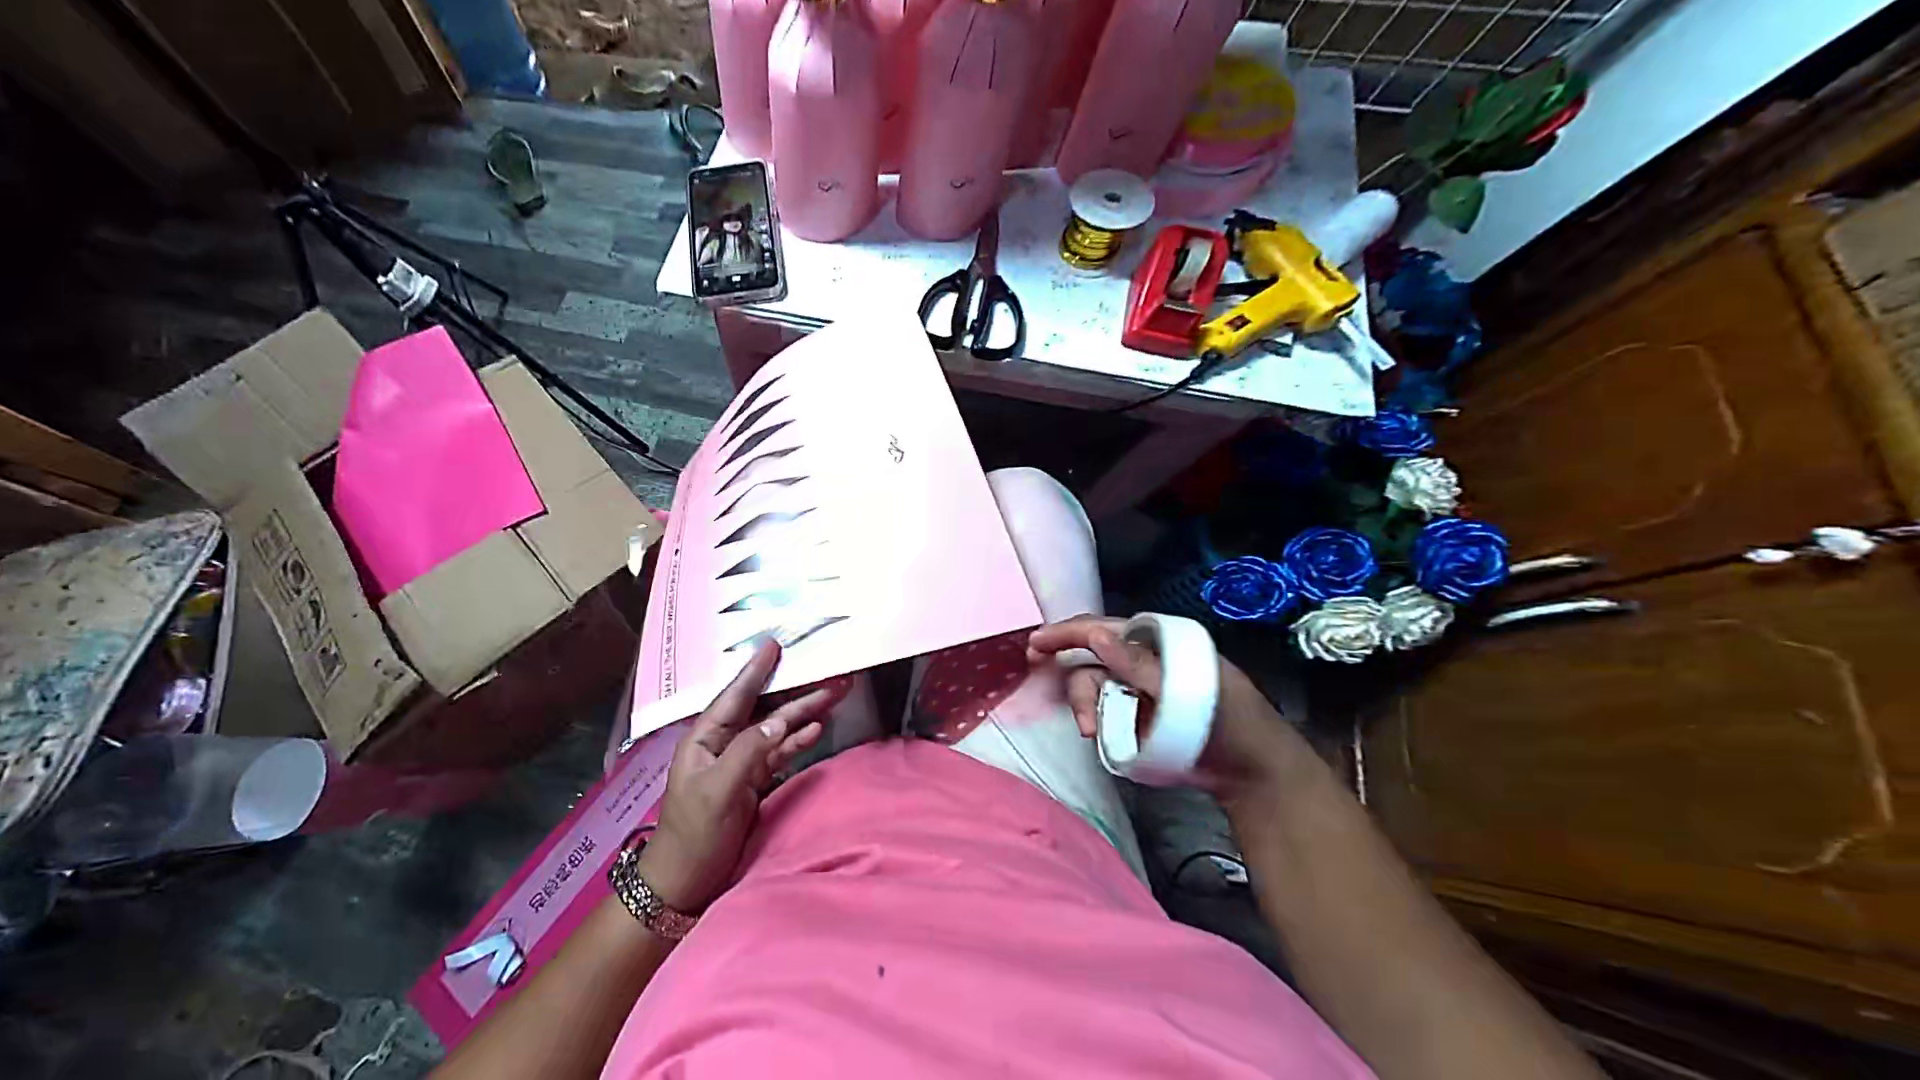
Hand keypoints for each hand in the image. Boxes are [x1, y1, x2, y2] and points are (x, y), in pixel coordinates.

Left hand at [637, 639, 846, 912]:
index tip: (775, 644)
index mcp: (705, 738)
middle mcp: (723, 743)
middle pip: (765, 708)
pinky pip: (781, 752)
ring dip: (805, 712)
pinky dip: (800, 740)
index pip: (735, 695)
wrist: (684, 884)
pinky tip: (818, 728)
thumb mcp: (717, 791)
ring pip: (777, 728)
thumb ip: (748, 752)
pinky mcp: (754, 781)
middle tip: (832, 673)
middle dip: (797, 690)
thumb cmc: (692, 835)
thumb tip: (780, 722)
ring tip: (836, 694)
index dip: (756, 670)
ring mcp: (740, 762)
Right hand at [1026, 616, 1313, 805]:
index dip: (1070, 632)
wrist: (1251, 773)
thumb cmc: (1231, 720)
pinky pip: (1100, 711)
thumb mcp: (1189, 688)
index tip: (1038, 642)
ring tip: (1092, 731)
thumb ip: (1141, 665)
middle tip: (1060, 693)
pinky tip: (1095, 732)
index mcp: (1158, 642)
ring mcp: (1136, 691)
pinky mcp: (1132, 719)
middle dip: (1073, 675)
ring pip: (1091, 687)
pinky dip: (1091, 718)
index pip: (1106, 628)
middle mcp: (1141, 662)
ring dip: (1084, 704)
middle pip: (1091, 658)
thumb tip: (1097, 636)